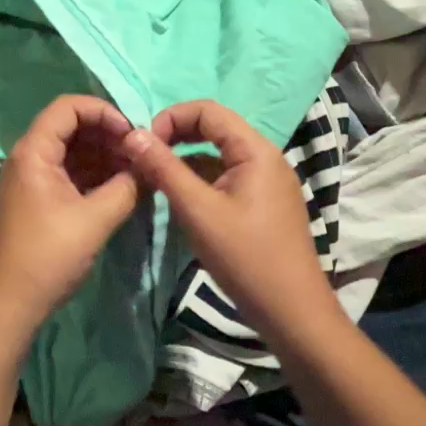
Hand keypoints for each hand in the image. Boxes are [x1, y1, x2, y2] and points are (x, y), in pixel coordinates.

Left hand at [0, 95, 141, 329]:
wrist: (14, 300)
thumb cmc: (51, 255)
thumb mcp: (95, 219)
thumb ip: (125, 187)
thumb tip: (147, 167)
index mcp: (34, 151)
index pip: (68, 107)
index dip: (103, 112)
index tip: (132, 133)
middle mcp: (29, 155)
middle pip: (70, 125)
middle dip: (107, 133)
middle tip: (139, 153)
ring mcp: (32, 176)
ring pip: (71, 149)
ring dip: (103, 154)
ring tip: (136, 170)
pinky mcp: (38, 196)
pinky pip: (69, 170)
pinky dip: (94, 172)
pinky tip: (121, 185)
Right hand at [119, 100, 338, 333]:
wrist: (293, 314)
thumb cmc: (245, 258)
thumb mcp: (197, 210)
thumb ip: (164, 168)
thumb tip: (132, 134)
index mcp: (255, 151)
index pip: (207, 110)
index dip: (171, 118)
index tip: (145, 145)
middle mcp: (265, 158)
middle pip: (214, 128)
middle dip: (176, 136)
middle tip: (147, 159)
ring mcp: (267, 181)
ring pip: (218, 154)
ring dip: (185, 159)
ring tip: (157, 181)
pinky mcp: (263, 203)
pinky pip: (226, 176)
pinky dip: (200, 180)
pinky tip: (181, 202)